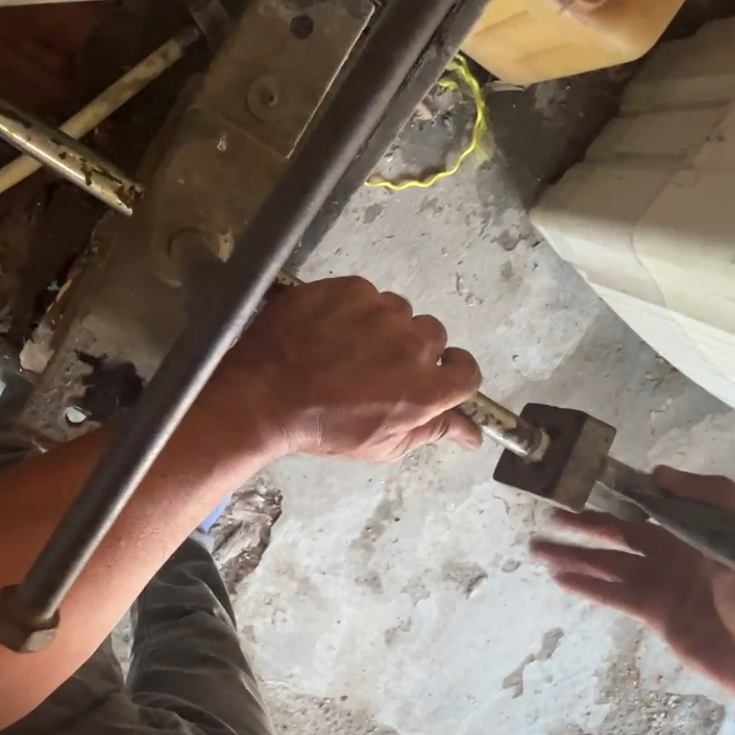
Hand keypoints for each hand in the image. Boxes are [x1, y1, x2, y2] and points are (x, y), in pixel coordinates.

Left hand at [207, 276, 483, 461]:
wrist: (263, 396)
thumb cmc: (322, 428)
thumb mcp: (382, 444)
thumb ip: (431, 431)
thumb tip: (471, 433)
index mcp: (426, 387)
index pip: (466, 370)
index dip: (450, 373)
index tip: (430, 377)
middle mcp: (412, 343)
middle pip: (432, 336)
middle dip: (410, 350)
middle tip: (373, 367)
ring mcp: (380, 311)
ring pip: (397, 312)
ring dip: (380, 327)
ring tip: (344, 348)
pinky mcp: (349, 289)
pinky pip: (364, 295)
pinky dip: (351, 309)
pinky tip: (326, 331)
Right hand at [532, 467, 734, 700]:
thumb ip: (712, 497)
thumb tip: (659, 473)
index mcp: (700, 528)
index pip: (653, 502)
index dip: (620, 492)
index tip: (588, 481)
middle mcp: (676, 550)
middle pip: (620, 531)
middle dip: (584, 524)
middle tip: (550, 516)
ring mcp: (662, 582)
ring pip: (608, 562)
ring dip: (574, 555)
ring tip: (537, 548)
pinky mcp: (654, 612)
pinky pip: (613, 593)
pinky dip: (586, 585)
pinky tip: (559, 577)